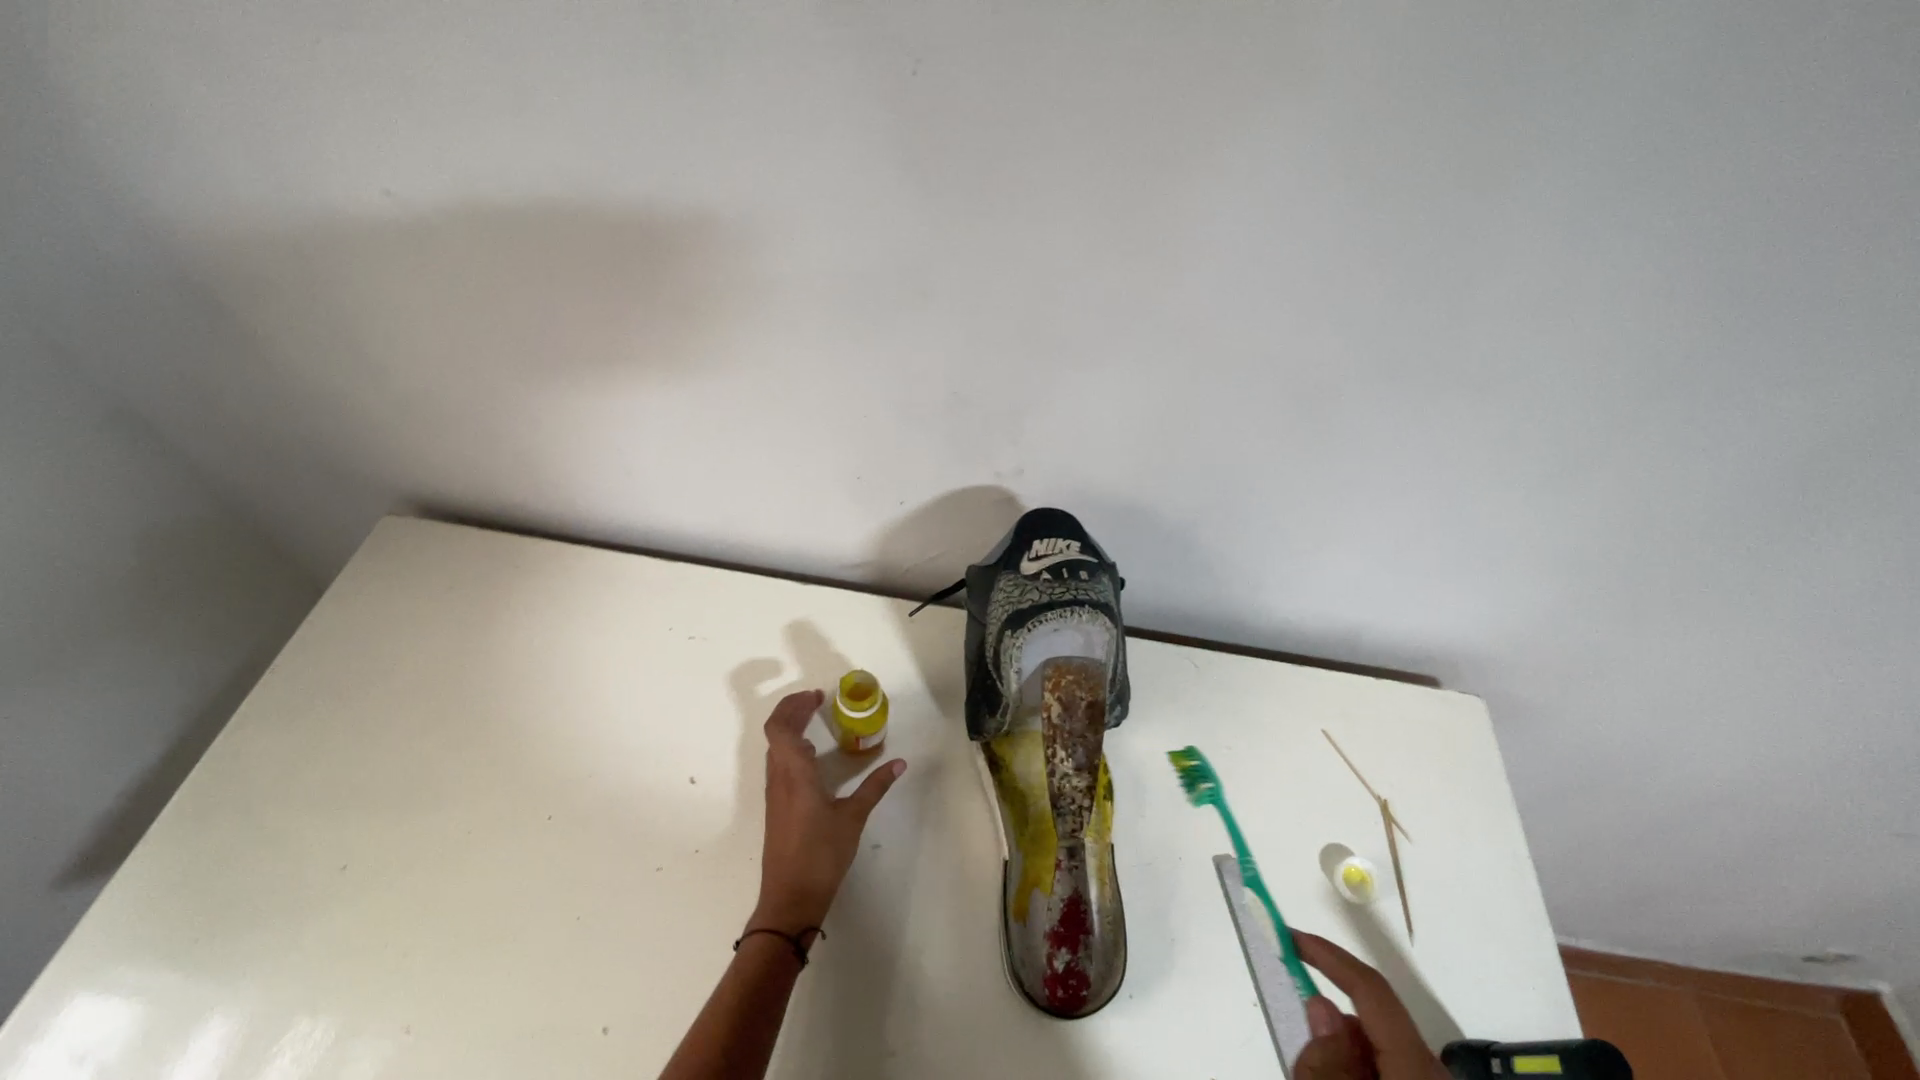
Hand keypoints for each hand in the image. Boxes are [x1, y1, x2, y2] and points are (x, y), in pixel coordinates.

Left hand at [750, 690, 905, 936]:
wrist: (790, 898)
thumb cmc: (821, 855)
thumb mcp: (853, 818)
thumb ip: (875, 786)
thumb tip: (899, 762)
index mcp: (794, 774)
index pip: (781, 728)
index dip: (794, 706)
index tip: (817, 697)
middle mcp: (779, 778)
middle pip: (776, 733)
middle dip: (793, 711)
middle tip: (817, 701)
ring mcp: (775, 794)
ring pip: (775, 749)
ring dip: (791, 729)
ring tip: (817, 723)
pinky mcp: (777, 808)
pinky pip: (780, 765)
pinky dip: (793, 749)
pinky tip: (814, 758)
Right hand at [1293, 931, 1449, 1079]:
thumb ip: (1328, 1062)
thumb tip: (1319, 1005)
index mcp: (1416, 1064)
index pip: (1371, 989)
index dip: (1329, 955)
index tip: (1289, 935)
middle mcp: (1430, 1068)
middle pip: (1366, 1023)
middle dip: (1327, 1023)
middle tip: (1297, 1042)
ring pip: (1370, 1047)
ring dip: (1338, 1056)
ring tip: (1315, 1074)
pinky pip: (1380, 1068)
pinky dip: (1352, 1070)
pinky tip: (1337, 1078)